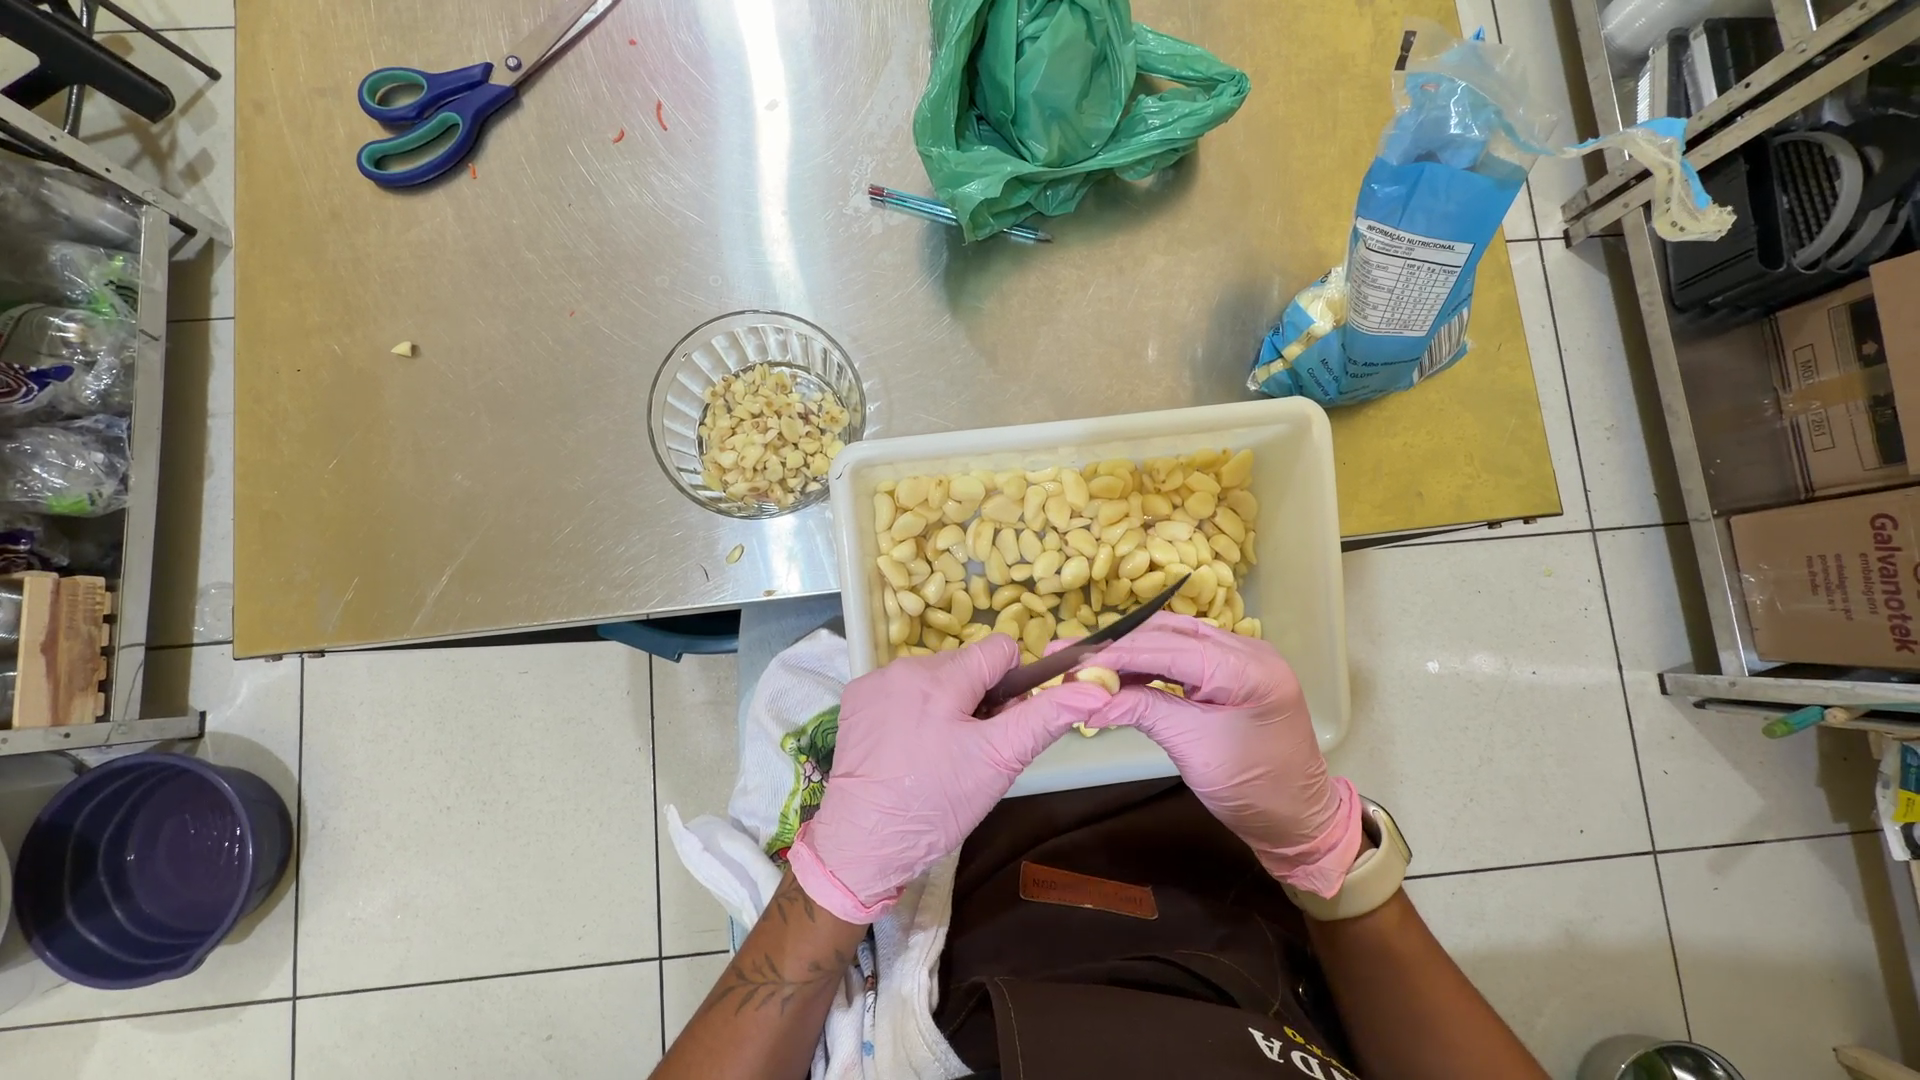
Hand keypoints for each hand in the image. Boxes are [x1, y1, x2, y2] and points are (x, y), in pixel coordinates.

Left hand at [788, 634, 1109, 923]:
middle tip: (969, 746)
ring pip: (932, 676)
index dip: (1012, 684)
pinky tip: (906, 748)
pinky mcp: (854, 699)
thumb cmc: (937, 803)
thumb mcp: (999, 762)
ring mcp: (874, 681)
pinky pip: (899, 689)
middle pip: (965, 664)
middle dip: (976, 696)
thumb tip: (1097, 687)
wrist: (862, 843)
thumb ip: (1045, 718)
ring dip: (943, 701)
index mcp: (943, 677)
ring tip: (936, 751)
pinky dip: (910, 709)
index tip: (1001, 723)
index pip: (999, 649)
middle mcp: (905, 666)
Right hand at [1083, 613, 1362, 897]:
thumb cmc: (1254, 790)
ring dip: (1129, 651)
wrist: (1300, 821)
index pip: (1169, 647)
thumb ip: (1143, 711)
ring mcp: (1242, 659)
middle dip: (1117, 646)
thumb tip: (1089, 700)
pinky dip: (1149, 664)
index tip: (1072, 662)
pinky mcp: (1233, 673)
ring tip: (1084, 661)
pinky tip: (1118, 673)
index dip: (1117, 652)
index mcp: (1248, 667)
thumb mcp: (1193, 748)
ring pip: (1173, 639)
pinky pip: (1183, 657)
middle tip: (1067, 655)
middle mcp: (1248, 650)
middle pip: (1169, 634)